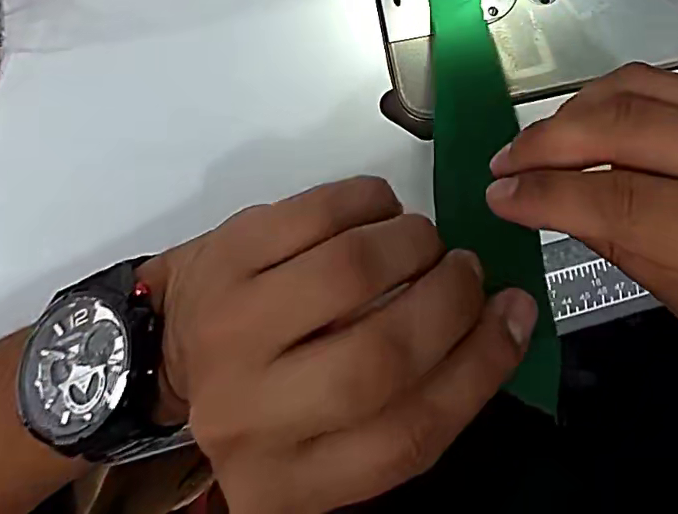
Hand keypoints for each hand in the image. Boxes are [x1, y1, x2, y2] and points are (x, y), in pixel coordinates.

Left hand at [136, 177, 535, 513]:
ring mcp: (236, 324)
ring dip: (414, 242)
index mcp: (291, 479)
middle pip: (382, 356)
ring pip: (352, 270)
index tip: (516, 314)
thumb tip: (503, 313)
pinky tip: (382, 209)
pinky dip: (373, 199)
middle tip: (466, 269)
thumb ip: (406, 391)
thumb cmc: (263, 389)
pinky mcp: (230, 252)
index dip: (480, 367)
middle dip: (448, 300)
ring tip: (423, 240)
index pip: (409, 433)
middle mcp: (256, 413)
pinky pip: (322, 208)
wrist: (161, 346)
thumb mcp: (324, 429)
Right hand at [487, 65, 677, 513]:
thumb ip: (628, 249)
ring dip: (577, 110)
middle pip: (628, 126)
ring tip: (539, 144)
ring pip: (642, 89)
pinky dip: (616, 98)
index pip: (627, 202)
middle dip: (550, 140)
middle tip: (506, 161)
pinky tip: (590, 124)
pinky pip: (668, 85)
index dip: (549, 195)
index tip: (498, 195)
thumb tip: (553, 201)